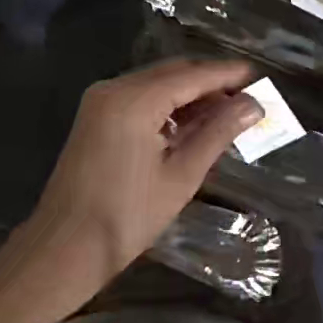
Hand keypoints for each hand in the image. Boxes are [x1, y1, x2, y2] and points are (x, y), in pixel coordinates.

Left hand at [28, 58, 259, 287]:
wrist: (64, 249)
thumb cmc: (127, 216)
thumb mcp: (182, 175)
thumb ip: (218, 132)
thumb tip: (253, 105)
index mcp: (134, 100)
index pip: (192, 75)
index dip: (227, 74)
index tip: (259, 76)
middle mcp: (114, 89)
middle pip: (173, 72)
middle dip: (211, 81)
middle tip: (248, 96)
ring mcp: (101, 101)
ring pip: (158, 83)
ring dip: (191, 93)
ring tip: (228, 110)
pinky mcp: (96, 116)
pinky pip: (141, 97)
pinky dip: (170, 104)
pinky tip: (193, 121)